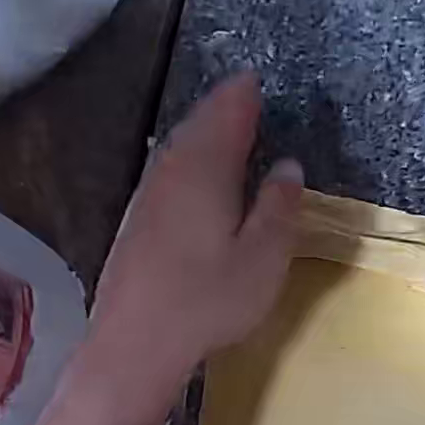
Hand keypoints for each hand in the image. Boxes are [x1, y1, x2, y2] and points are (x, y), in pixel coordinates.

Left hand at [74, 72, 303, 422]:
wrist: (136, 343)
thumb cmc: (209, 300)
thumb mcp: (263, 259)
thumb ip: (279, 208)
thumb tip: (288, 166)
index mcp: (205, 170)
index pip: (227, 114)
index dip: (244, 95)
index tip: (257, 81)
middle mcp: (170, 172)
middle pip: (197, 127)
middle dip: (222, 110)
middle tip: (244, 99)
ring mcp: (147, 198)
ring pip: (178, 151)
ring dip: (202, 137)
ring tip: (224, 134)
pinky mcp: (135, 225)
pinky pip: (167, 176)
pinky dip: (187, 166)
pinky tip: (194, 184)